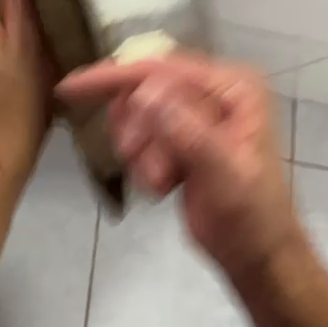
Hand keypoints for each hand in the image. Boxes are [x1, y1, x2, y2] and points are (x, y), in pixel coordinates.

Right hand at [57, 54, 300, 277]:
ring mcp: (198, 112)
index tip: (71, 89)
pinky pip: (142, 133)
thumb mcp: (222, 174)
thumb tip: (144, 93)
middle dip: (137, 131)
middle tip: (149, 170)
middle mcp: (215, 91)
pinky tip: (164, 185)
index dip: (115, 77)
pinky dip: (143, 161)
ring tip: (163, 182)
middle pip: (145, 89)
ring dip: (141, 151)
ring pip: (139, 113)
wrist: (257, 255)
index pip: (163, 70)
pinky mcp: (182, 134)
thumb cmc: (251, 217)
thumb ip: (186, 132)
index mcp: (233, 87)